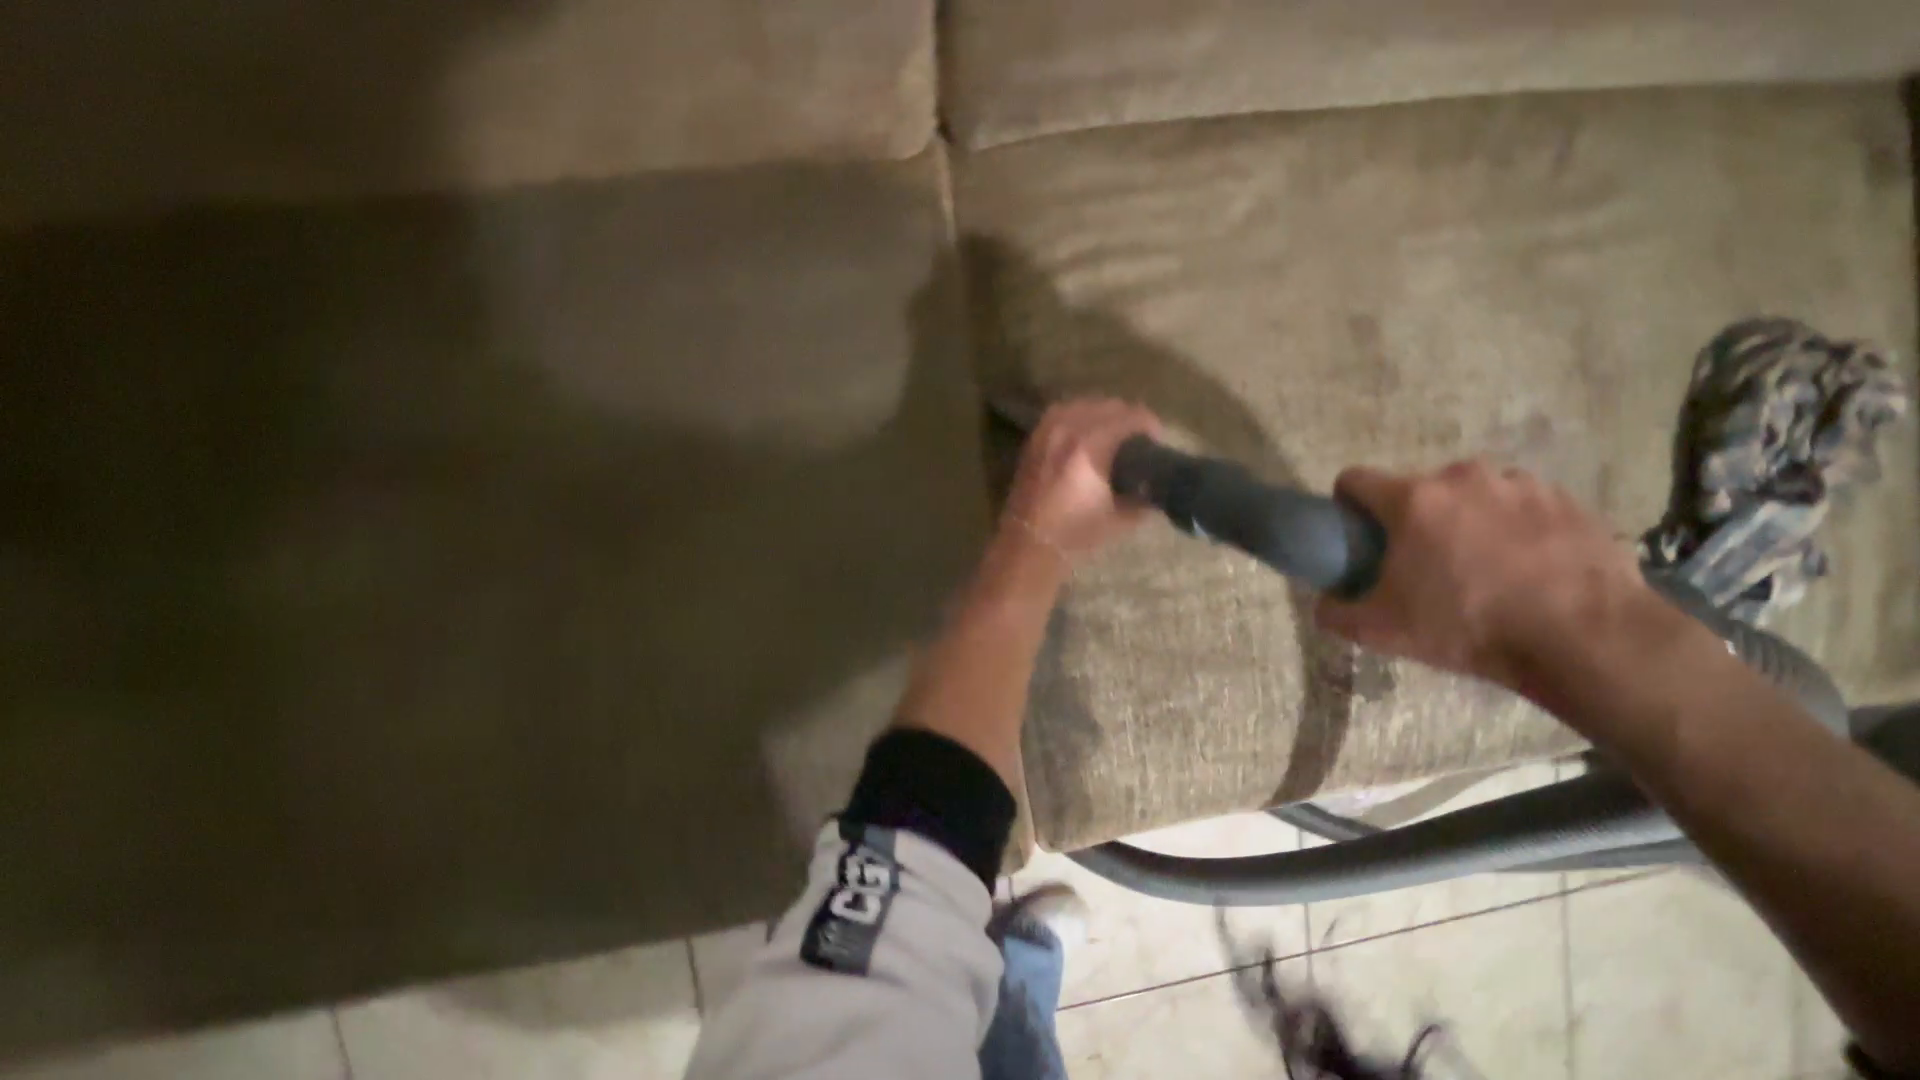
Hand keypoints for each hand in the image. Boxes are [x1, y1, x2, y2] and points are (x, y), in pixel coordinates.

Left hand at [1000, 398, 1162, 561]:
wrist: (1028, 545)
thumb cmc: (1076, 534)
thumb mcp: (1120, 520)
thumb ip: (1143, 500)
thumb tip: (1156, 489)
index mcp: (1090, 446)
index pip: (1130, 418)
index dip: (1150, 425)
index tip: (1157, 440)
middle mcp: (1067, 430)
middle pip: (1107, 406)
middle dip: (1128, 418)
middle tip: (1138, 438)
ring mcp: (1046, 432)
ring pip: (1082, 404)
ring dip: (1101, 413)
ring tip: (1112, 431)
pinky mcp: (1033, 440)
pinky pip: (1059, 413)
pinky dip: (1076, 416)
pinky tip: (1084, 431)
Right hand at [1313, 460, 1657, 690]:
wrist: (1584, 637)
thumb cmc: (1469, 626)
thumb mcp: (1383, 631)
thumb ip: (1337, 612)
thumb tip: (1325, 602)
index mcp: (1412, 499)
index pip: (1354, 479)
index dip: (1346, 506)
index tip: (1357, 537)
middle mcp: (1463, 477)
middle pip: (1418, 489)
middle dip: (1414, 520)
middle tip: (1425, 566)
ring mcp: (1521, 484)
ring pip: (1473, 496)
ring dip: (1467, 521)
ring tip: (1484, 569)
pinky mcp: (1567, 500)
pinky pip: (1523, 507)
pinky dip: (1516, 530)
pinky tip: (1529, 570)